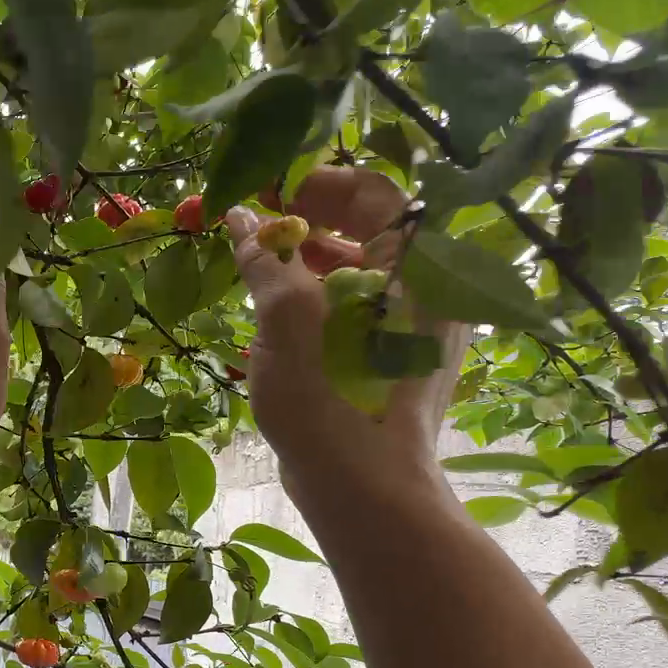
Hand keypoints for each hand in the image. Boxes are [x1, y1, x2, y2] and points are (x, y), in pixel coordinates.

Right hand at [226, 167, 469, 506]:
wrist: (361, 483)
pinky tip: (275, 312)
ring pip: (358, 273)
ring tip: (257, 268)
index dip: (318, 184)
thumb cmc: (329, 392)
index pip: (375, 193)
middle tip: (255, 227)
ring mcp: (411, 326)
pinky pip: (352, 309)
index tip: (265, 193)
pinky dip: (315, 298)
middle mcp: (427, 288)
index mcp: (419, 265)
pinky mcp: (389, 358)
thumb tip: (241, 218)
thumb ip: (266, 260)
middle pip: (368, 230)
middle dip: (308, 222)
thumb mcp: (288, 317)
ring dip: (306, 261)